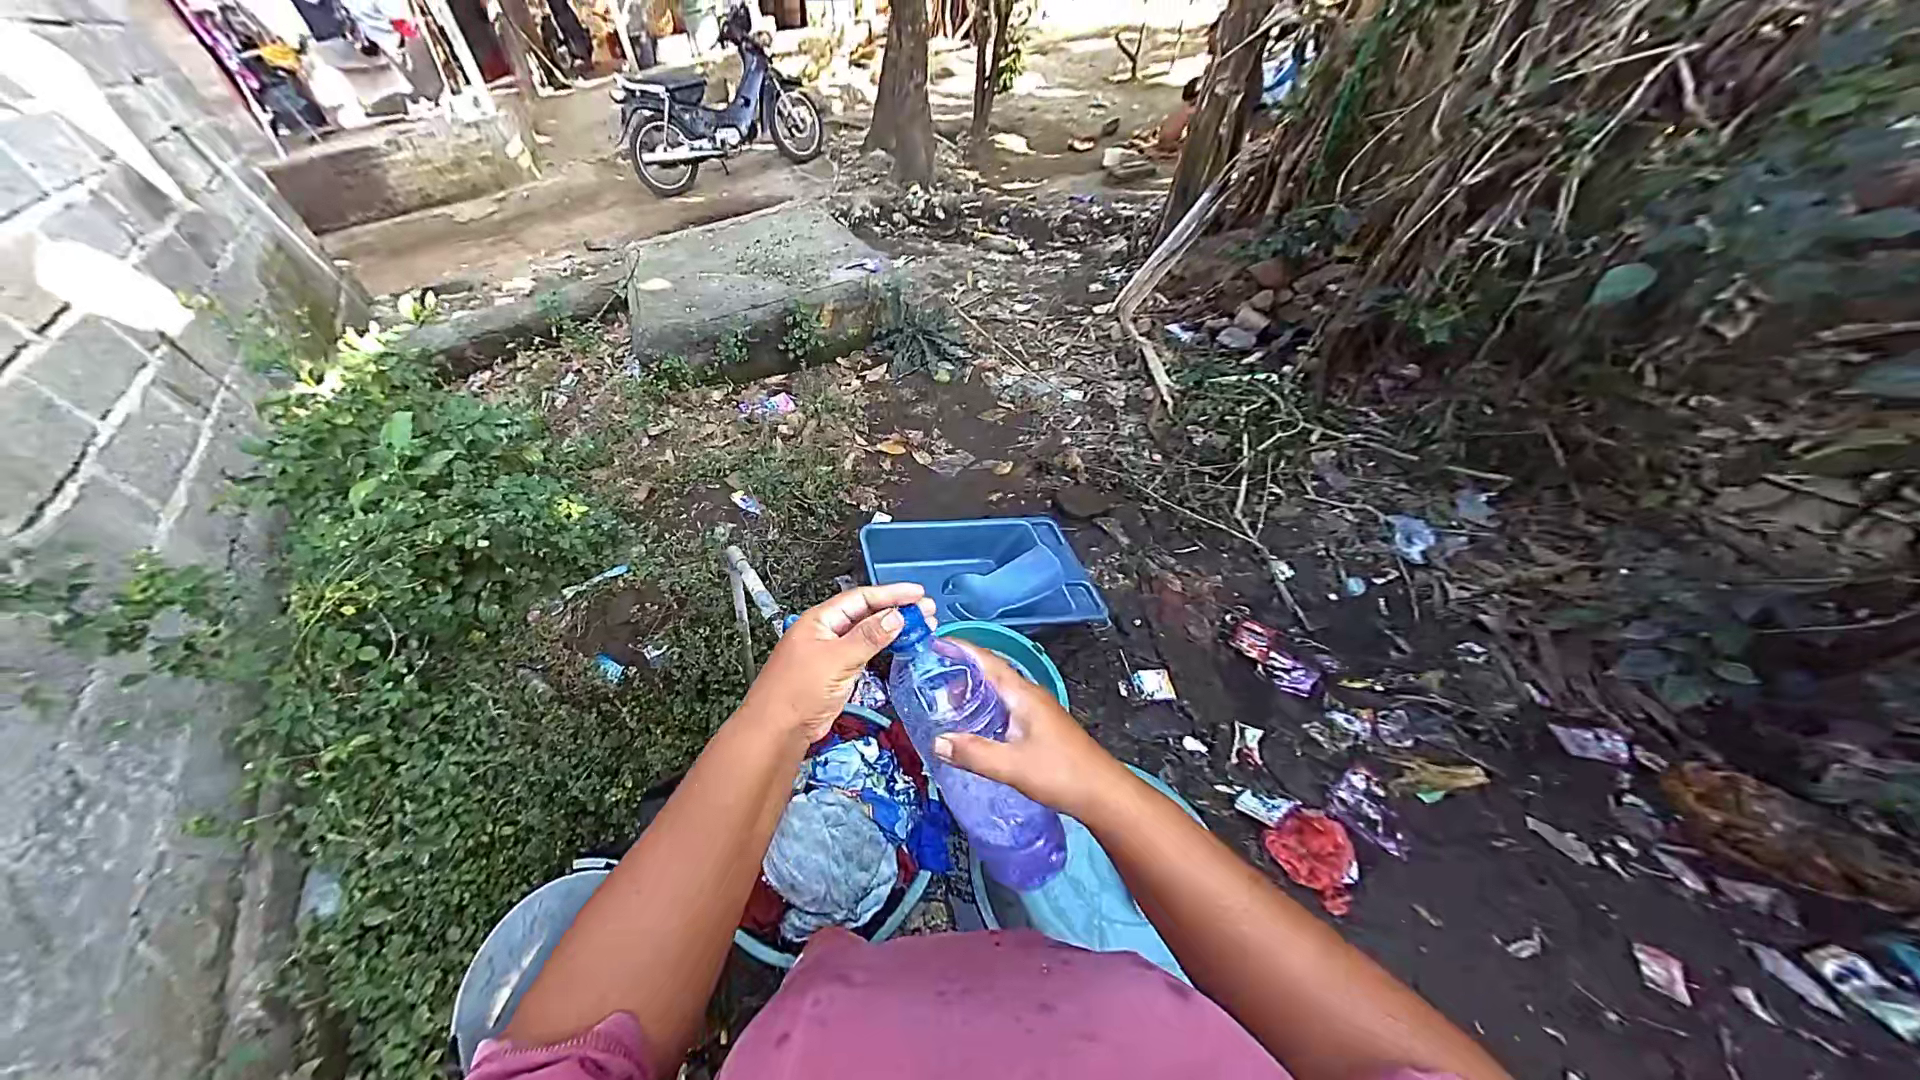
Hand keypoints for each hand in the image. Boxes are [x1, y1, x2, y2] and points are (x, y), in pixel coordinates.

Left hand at [738, 584, 935, 741]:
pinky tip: (901, 646)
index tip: (916, 594)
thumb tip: (895, 617)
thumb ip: (868, 637)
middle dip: (897, 609)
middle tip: (925, 610)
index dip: (891, 594)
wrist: (778, 730)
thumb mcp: (836, 659)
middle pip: (867, 613)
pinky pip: (867, 651)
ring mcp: (833, 652)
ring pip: (869, 633)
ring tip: (921, 626)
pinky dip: (886, 646)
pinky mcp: (838, 671)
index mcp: (820, 620)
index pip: (861, 598)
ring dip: (894, 628)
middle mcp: (827, 632)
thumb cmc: (795, 693)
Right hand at [931, 641, 1128, 818]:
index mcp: (1023, 695)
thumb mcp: (1011, 766)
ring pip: (1000, 691)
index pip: (988, 661)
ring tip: (949, 702)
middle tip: (935, 678)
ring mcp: (1038, 709)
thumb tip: (938, 742)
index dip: (962, 649)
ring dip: (975, 691)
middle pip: (993, 673)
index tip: (938, 642)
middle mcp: (1031, 695)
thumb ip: (973, 753)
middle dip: (963, 671)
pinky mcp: (1041, 725)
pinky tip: (976, 726)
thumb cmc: (1062, 773)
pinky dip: (987, 708)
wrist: (1102, 792)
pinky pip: (1007, 706)